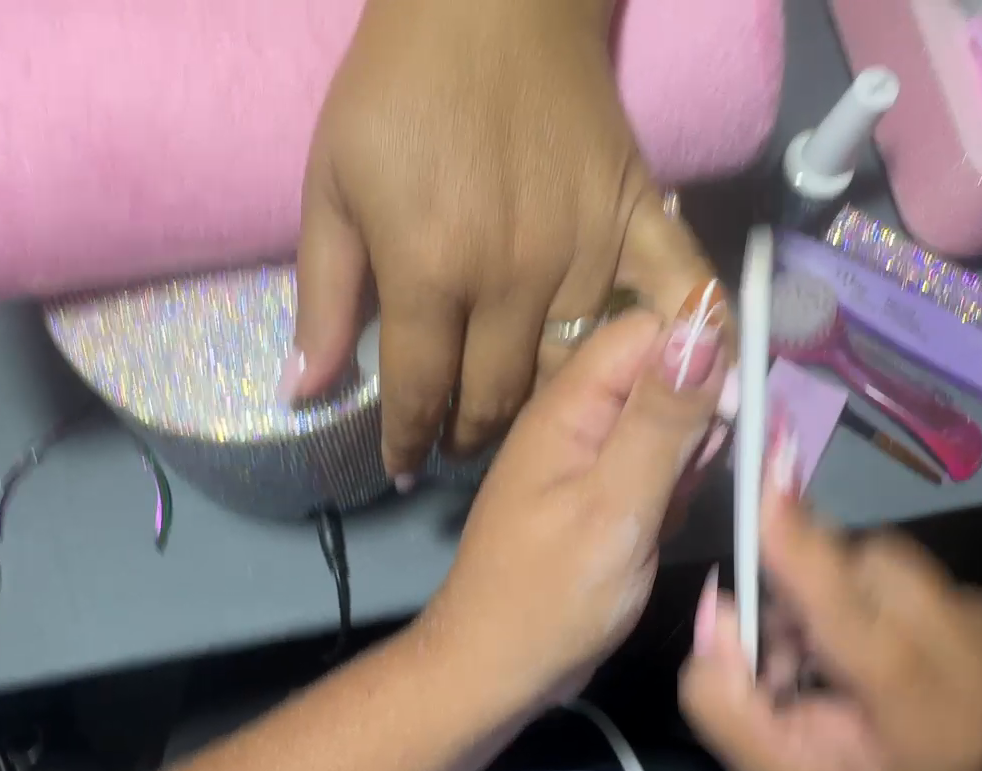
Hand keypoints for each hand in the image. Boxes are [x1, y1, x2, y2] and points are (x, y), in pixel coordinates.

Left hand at [292, 0, 715, 481]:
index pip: (421, 393)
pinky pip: (674, 293)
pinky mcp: (638, 218)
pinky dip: (679, 342)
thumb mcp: (329, 191)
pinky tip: (675, 378)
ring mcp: (585, 251)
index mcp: (430, 271)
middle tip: (454, 440)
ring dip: (539, 409)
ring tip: (516, 418)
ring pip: (568, 370)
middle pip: (495, 396)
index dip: (409, 441)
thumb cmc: (395, 92)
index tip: (404, 467)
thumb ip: (322, 301)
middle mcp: (511, 278)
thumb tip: (303, 394)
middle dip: (468, 433)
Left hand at [420, 287, 728, 706]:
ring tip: (663, 517)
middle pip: (665, 376)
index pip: (649, 330)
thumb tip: (704, 325)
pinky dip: (671, 497)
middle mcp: (577, 420)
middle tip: (686, 485)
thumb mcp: (614, 508)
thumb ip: (660, 422)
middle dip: (699, 421)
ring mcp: (589, 461)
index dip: (701, 352)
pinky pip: (655, 473)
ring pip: (668, 429)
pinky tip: (654, 534)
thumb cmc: (549, 597)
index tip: (731, 409)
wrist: (499, 670)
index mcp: (569, 406)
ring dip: (688, 466)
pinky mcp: (601, 496)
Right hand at [680, 482, 981, 770]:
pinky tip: (873, 647)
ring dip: (835, 589)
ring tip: (829, 652)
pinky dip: (870, 596)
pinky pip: (907, 572)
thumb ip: (721, 696)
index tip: (767, 484)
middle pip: (867, 566)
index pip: (855, 621)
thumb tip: (720, 603)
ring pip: (885, 559)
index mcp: (921, 722)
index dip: (806, 551)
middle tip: (786, 646)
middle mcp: (980, 667)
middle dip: (807, 583)